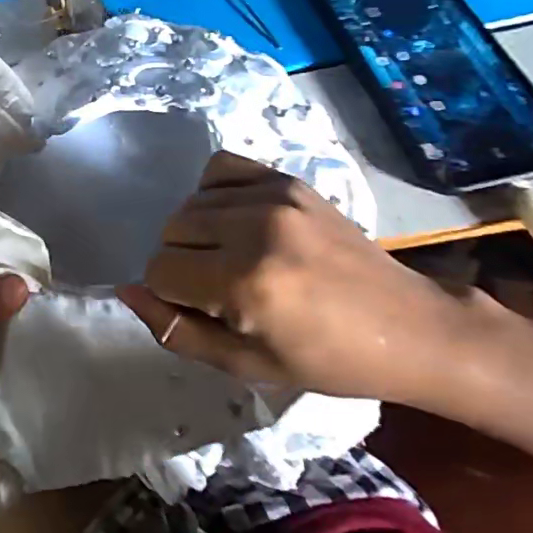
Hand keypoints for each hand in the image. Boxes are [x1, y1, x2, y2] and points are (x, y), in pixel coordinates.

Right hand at [118, 152, 481, 405]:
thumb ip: (177, 330)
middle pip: (170, 230)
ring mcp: (273, 196)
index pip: (160, 270)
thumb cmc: (326, 359)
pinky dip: (213, 193)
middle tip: (219, 286)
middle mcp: (254, 228)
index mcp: (244, 284)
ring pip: (190, 202)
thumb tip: (128, 290)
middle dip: (181, 262)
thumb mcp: (246, 364)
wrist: (403, 323)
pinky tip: (235, 218)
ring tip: (232, 254)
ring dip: (197, 231)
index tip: (204, 308)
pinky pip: (219, 168)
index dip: (172, 294)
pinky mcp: (287, 178)